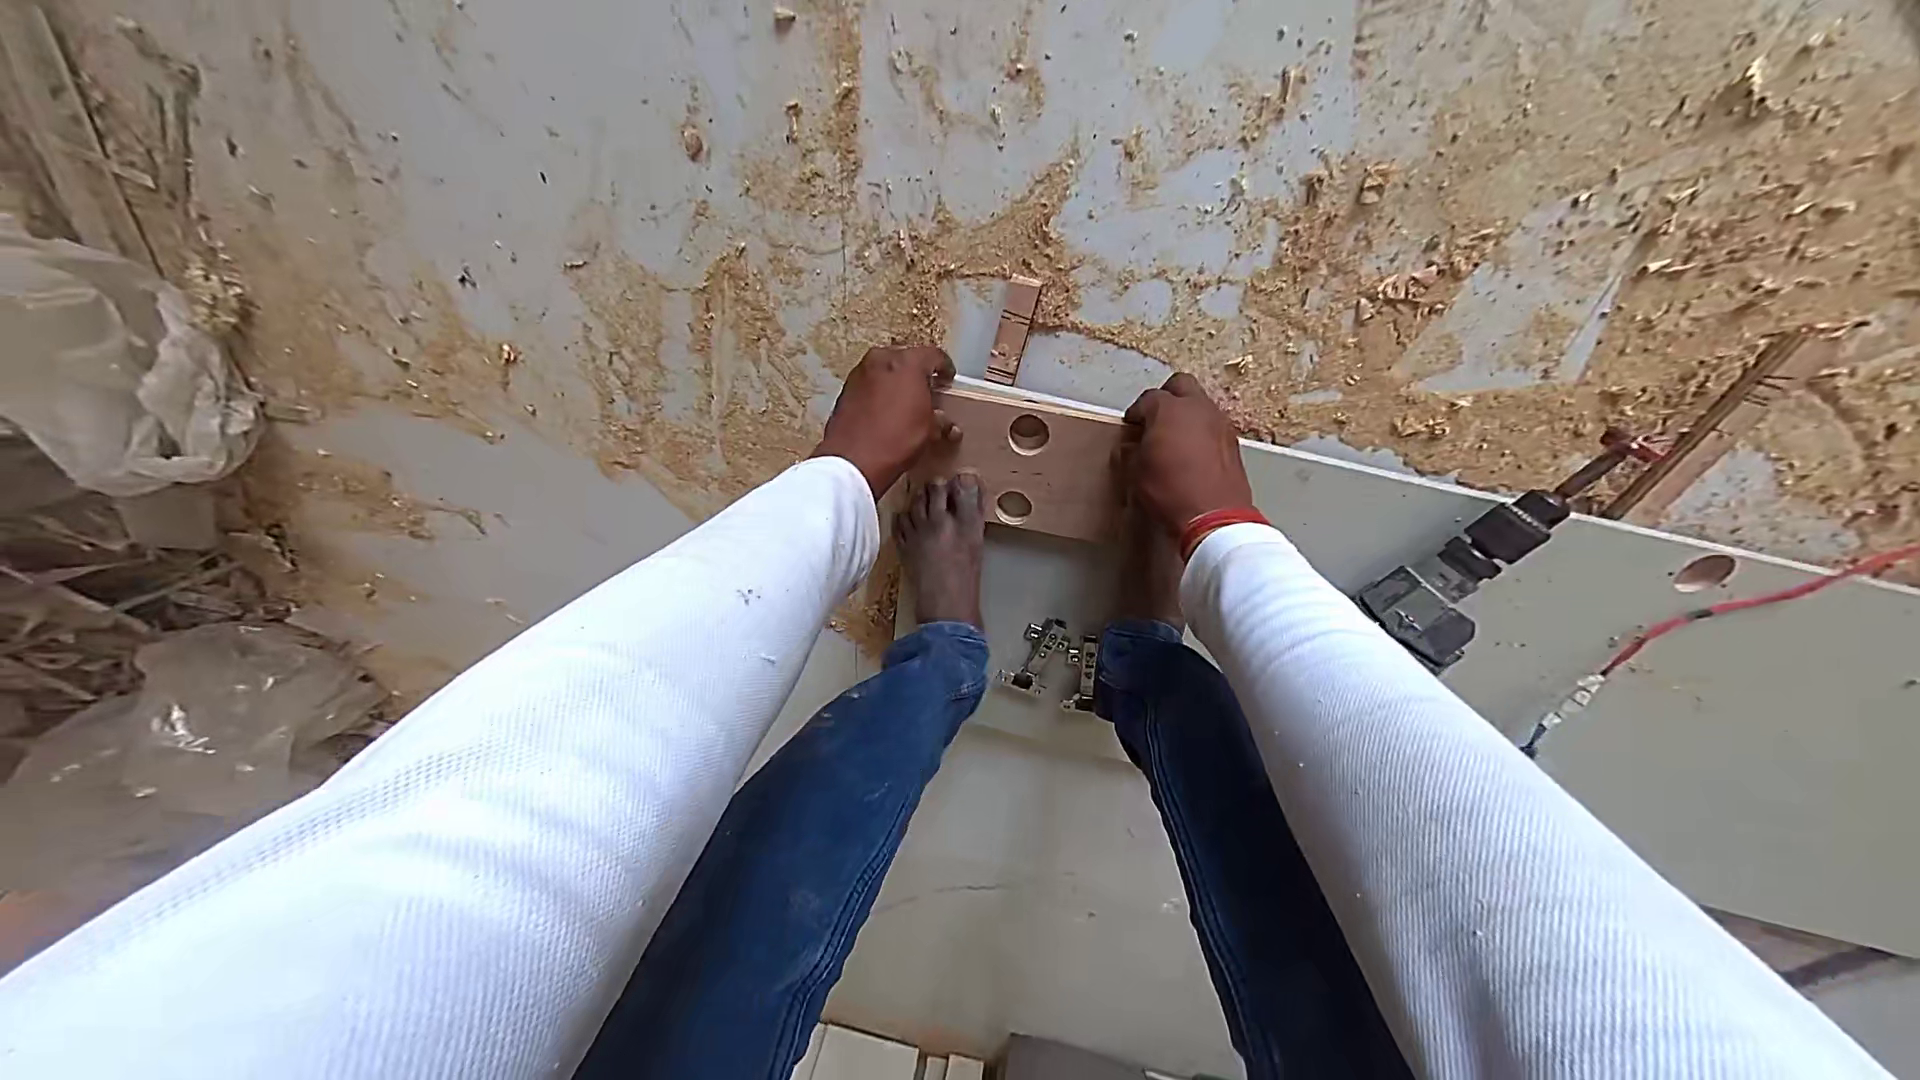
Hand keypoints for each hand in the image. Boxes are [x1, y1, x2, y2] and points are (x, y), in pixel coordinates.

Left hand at [812, 346, 958, 497]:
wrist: (854, 460)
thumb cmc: (895, 440)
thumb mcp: (929, 431)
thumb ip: (939, 418)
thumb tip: (942, 421)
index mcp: (907, 363)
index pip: (934, 355)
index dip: (945, 367)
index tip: (948, 378)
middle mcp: (881, 360)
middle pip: (906, 359)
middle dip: (918, 373)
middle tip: (927, 389)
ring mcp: (860, 373)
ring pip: (886, 369)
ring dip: (896, 381)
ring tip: (905, 401)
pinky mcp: (846, 389)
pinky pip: (870, 383)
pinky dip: (880, 391)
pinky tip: (885, 409)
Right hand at [1119, 372, 1253, 535]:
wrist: (1214, 516)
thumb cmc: (1169, 491)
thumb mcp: (1136, 473)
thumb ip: (1130, 453)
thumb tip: (1130, 447)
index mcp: (1168, 409)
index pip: (1147, 399)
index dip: (1136, 412)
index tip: (1131, 426)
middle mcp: (1197, 407)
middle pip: (1180, 385)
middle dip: (1165, 397)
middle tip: (1153, 419)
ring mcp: (1220, 422)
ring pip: (1200, 403)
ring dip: (1186, 414)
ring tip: (1173, 437)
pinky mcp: (1233, 441)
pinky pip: (1212, 425)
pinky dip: (1201, 431)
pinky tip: (1192, 452)